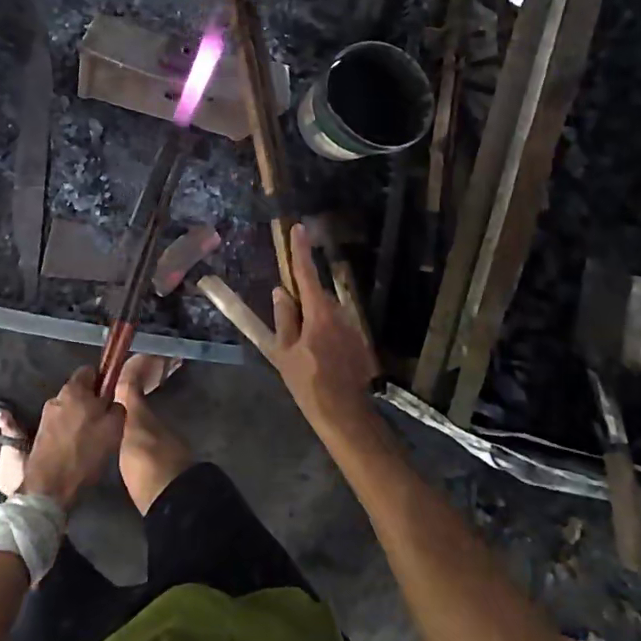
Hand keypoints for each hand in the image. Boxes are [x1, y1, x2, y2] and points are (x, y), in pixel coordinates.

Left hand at [20, 367, 125, 509]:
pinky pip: (61, 426)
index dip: (103, 380)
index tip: (112, 394)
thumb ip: (118, 405)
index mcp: (73, 389)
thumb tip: (113, 400)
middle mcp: (56, 398)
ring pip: (70, 410)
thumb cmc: (86, 452)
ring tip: (93, 438)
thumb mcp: (115, 426)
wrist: (50, 488)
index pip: (89, 370)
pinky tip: (79, 449)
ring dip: (80, 418)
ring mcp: (45, 418)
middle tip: (106, 419)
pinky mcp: (40, 437)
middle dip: (92, 401)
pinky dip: (70, 432)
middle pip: (79, 392)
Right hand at [269, 224, 380, 430]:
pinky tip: (321, 360)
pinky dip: (326, 335)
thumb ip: (284, 318)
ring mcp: (352, 326)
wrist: (344, 413)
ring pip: (326, 313)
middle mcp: (339, 313)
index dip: (300, 250)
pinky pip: (337, 328)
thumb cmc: (308, 383)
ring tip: (304, 352)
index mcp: (318, 313)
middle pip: (315, 296)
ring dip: (314, 321)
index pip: (306, 274)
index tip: (298, 228)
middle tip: (288, 327)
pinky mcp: (359, 341)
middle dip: (302, 302)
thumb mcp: (285, 352)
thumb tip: (280, 292)